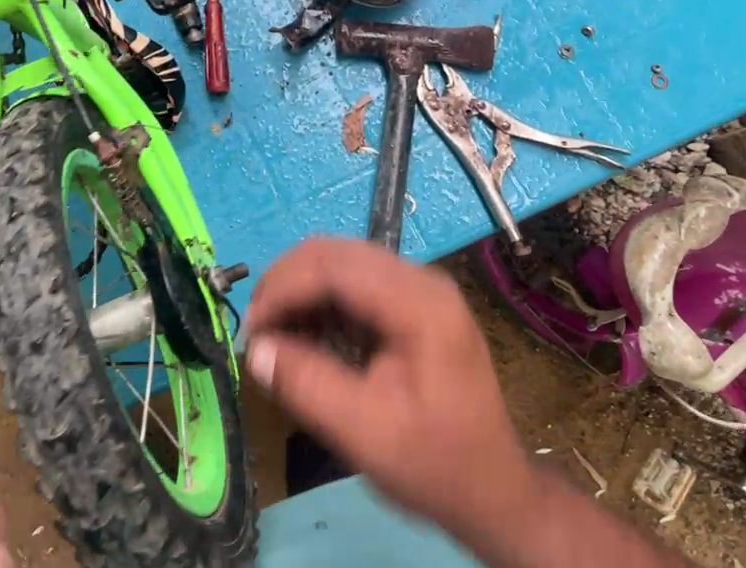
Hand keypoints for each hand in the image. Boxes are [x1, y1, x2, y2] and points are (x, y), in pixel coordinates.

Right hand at [244, 238, 534, 533]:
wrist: (493, 490)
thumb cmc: (434, 463)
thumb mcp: (364, 432)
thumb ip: (306, 384)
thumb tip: (255, 349)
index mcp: (419, 305)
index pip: (334, 267)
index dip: (283, 288)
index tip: (252, 328)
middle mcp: (420, 281)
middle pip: (334, 254)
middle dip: (285, 284)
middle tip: (257, 329)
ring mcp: (417, 289)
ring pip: (338, 262)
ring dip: (299, 290)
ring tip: (275, 336)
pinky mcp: (410, 303)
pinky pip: (351, 282)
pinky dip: (318, 301)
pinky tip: (305, 336)